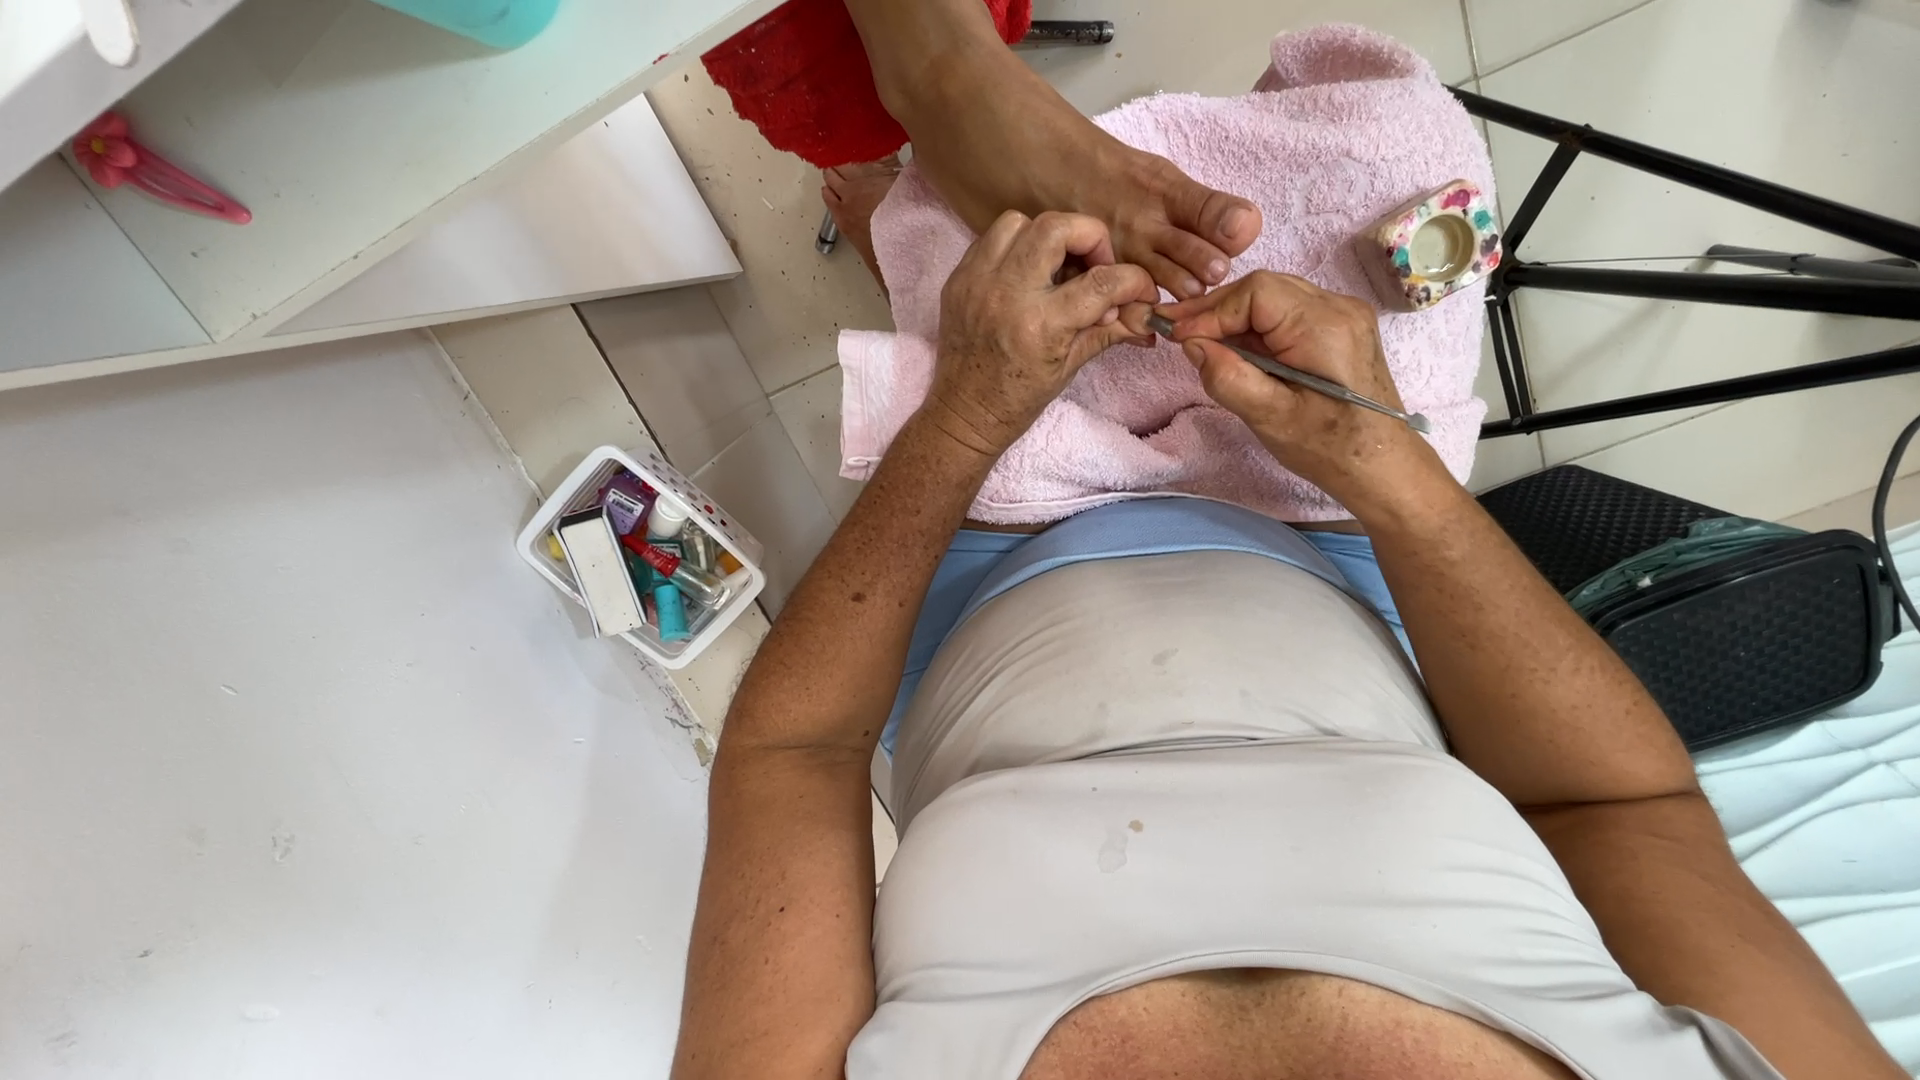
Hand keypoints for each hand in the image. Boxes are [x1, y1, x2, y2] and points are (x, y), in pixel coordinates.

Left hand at [924, 210, 1158, 458]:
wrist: (965, 412)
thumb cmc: (1019, 397)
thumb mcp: (1071, 366)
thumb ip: (1110, 329)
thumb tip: (1148, 311)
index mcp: (1040, 326)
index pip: (1101, 282)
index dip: (1133, 280)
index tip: (1140, 289)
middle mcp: (1006, 296)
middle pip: (1056, 228)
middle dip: (1089, 238)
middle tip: (1095, 265)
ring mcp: (977, 283)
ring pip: (1019, 222)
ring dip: (1047, 236)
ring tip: (1057, 267)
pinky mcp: (959, 279)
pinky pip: (991, 239)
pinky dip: (1016, 247)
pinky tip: (1028, 274)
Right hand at [1157, 271, 1447, 517]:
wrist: (1380, 465)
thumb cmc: (1328, 447)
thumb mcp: (1270, 417)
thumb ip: (1228, 377)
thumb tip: (1192, 344)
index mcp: (1324, 325)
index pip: (1255, 292)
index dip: (1210, 310)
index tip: (1176, 335)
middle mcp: (1338, 307)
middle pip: (1263, 288)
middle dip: (1216, 308)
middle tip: (1174, 329)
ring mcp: (1341, 315)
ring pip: (1273, 298)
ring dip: (1231, 316)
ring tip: (1195, 337)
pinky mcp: (1337, 329)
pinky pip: (1286, 312)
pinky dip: (1252, 325)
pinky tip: (1230, 345)